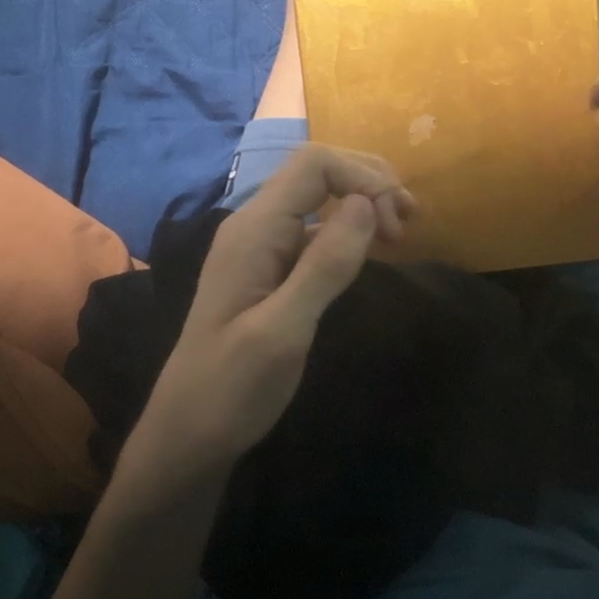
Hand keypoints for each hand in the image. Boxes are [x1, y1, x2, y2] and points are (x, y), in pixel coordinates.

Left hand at [143, 144, 415, 461]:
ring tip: (401, 233)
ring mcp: (261, 248)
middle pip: (318, 172)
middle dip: (369, 183)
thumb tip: (368, 203)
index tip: (397, 224)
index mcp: (254, 231)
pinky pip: (315, 230)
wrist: (189, 434)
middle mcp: (256, 227)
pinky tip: (373, 252)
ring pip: (319, 199)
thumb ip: (324, 266)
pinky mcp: (270, 271)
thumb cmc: (232, 388)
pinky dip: (351, 230)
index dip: (364, 177)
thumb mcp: (283, 332)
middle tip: (409, 224)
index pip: (314, 164)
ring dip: (363, 203)